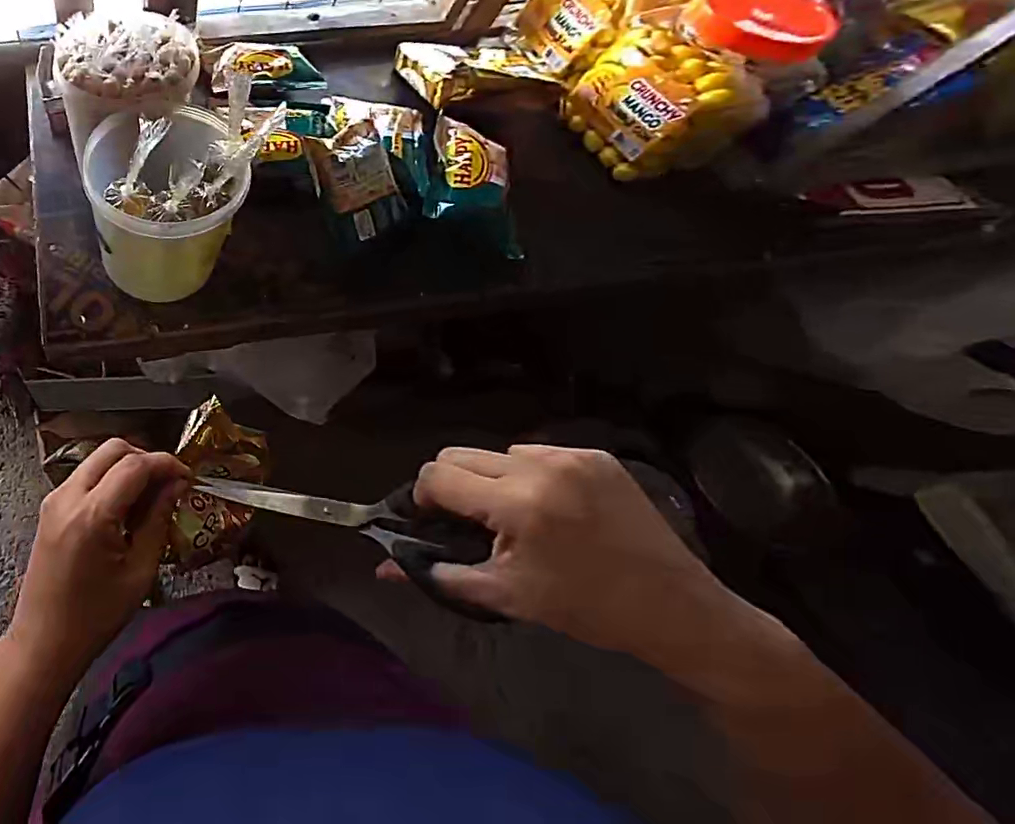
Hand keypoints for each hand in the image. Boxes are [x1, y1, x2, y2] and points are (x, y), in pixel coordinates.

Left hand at [6, 439, 190, 678]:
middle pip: (112, 449)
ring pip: (97, 459)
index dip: (165, 463)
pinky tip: (125, 507)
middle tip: (169, 482)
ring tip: (150, 497)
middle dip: (145, 457)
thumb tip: (175, 486)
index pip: (134, 465)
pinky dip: (108, 479)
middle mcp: (68, 496)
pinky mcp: (50, 506)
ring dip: (126, 467)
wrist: (44, 640)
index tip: (187, 475)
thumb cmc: (95, 617)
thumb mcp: (139, 572)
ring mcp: (55, 499)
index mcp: (91, 514)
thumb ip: (157, 521)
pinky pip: (84, 476)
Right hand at [379, 444, 741, 660]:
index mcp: (518, 504)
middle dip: (452, 485)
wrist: (682, 612)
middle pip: (458, 455)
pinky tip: (550, 506)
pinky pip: (534, 452)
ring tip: (516, 515)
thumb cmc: (587, 609)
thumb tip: (382, 570)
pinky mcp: (597, 455)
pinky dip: (527, 474)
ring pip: (495, 452)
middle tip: (471, 521)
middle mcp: (541, 468)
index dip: (424, 498)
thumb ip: (437, 575)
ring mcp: (572, 457)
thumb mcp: (505, 596)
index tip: (436, 522)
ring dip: (490, 478)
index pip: (436, 474)